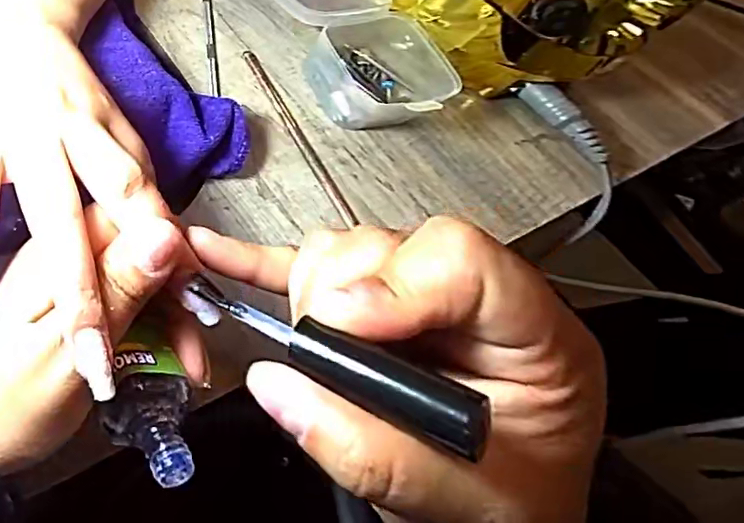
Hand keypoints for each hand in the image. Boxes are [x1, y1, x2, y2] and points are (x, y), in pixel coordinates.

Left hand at [0, 0, 182, 399]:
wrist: (25, 11)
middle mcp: (37, 133)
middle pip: (58, 219)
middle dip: (75, 295)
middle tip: (88, 368)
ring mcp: (84, 126)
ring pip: (124, 194)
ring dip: (144, 260)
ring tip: (167, 326)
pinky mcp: (118, 122)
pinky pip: (148, 177)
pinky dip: (168, 224)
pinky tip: (183, 270)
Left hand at [0, 213, 186, 473]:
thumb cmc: (7, 398)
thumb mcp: (67, 349)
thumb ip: (113, 289)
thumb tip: (163, 229)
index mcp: (52, 248)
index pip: (125, 212)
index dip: (171, 248)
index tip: (196, 295)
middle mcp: (56, 247)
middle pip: (136, 239)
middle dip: (176, 285)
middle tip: (194, 338)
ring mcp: (62, 269)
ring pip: (135, 268)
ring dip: (169, 310)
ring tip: (186, 360)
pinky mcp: (69, 294)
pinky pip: (123, 292)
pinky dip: (152, 322)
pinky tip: (166, 353)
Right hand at [190, 218, 606, 522]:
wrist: (488, 509)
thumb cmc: (501, 502)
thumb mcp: (464, 499)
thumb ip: (375, 453)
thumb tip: (275, 384)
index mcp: (529, 334)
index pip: (460, 258)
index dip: (393, 278)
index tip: (345, 322)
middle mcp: (463, 294)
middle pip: (379, 247)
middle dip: (333, 297)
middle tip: (321, 353)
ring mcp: (404, 286)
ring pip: (334, 248)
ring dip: (303, 292)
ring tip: (305, 344)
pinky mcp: (353, 294)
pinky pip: (297, 262)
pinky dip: (254, 262)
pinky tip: (214, 251)